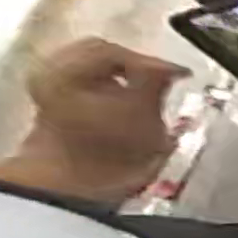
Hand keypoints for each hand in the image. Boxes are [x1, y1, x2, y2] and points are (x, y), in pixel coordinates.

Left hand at [8, 38, 190, 204]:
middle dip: (138, 66)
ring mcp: (52, 87)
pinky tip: (133, 101)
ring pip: (96, 67)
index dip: (153, 62)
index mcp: (67, 68)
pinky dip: (115, 87)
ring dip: (128, 76)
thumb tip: (171, 67)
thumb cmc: (111, 154)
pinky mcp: (58, 104)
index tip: (185, 76)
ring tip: (154, 91)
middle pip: (102, 54)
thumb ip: (154, 82)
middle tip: (169, 81)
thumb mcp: (143, 115)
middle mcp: (52, 70)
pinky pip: (90, 82)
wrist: (76, 187)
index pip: (115, 50)